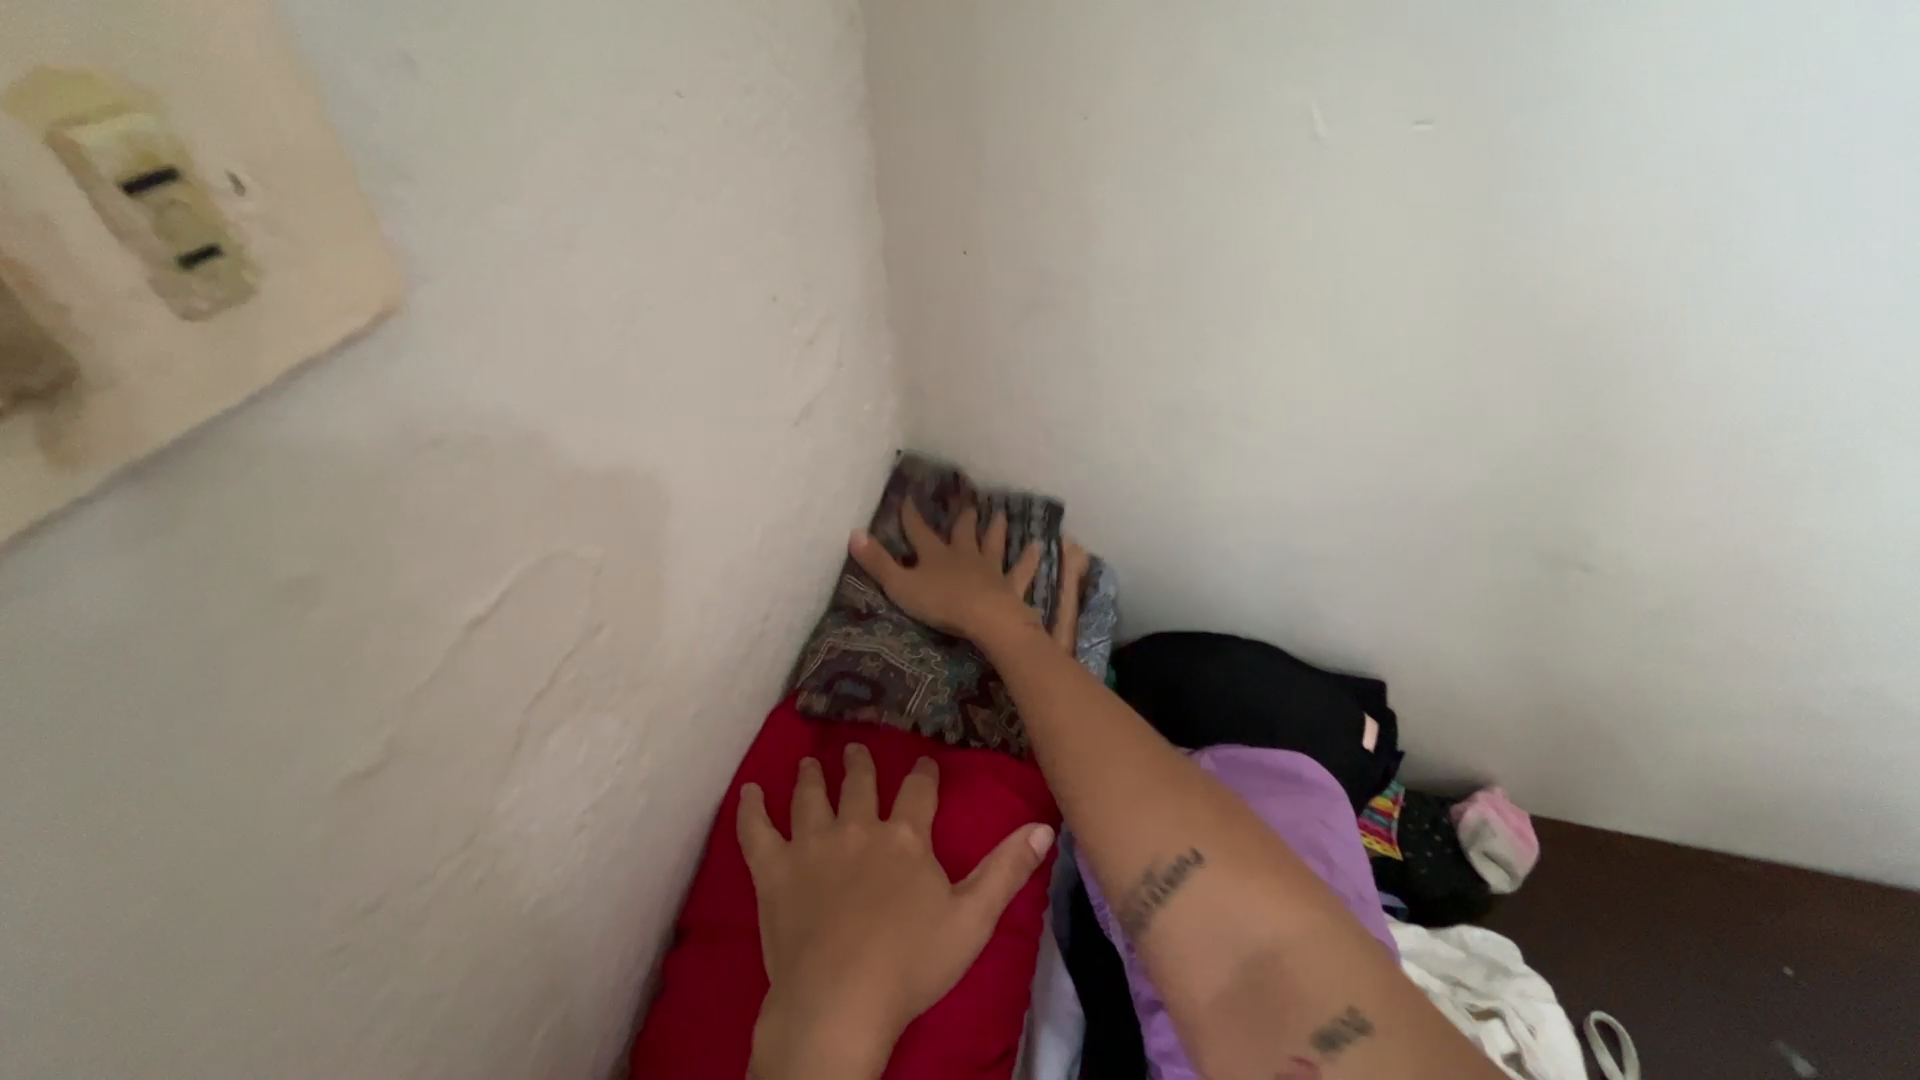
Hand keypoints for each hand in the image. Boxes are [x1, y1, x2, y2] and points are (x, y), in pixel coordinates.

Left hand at [740, 745, 1055, 1079]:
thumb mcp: (973, 918)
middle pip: (859, 784)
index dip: (923, 774)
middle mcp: (857, 828)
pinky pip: (756, 831)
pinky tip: (749, 791)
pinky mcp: (773, 872)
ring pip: (810, 797)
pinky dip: (751, 809)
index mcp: (905, 838)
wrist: (840, 1001)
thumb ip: (1006, 869)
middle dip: (859, 764)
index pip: (918, 791)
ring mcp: (811, 846)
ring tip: (808, 762)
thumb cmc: (912, 964)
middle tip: (855, 749)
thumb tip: (1044, 827)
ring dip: (810, 776)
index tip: (923, 762)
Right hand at [850, 501, 1042, 640]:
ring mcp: (990, 570)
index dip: (911, 516)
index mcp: (935, 555)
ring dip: (996, 530)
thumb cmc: (940, 603)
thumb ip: (878, 563)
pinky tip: (1038, 547)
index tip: (908, 498)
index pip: (919, 531)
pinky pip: (1020, 571)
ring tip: (1001, 514)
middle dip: (963, 518)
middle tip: (969, 503)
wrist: (985, 618)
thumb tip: (853, 533)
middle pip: (962, 533)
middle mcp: (964, 556)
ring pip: (993, 545)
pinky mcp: (1010, 587)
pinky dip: (1028, 559)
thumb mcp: (900, 585)